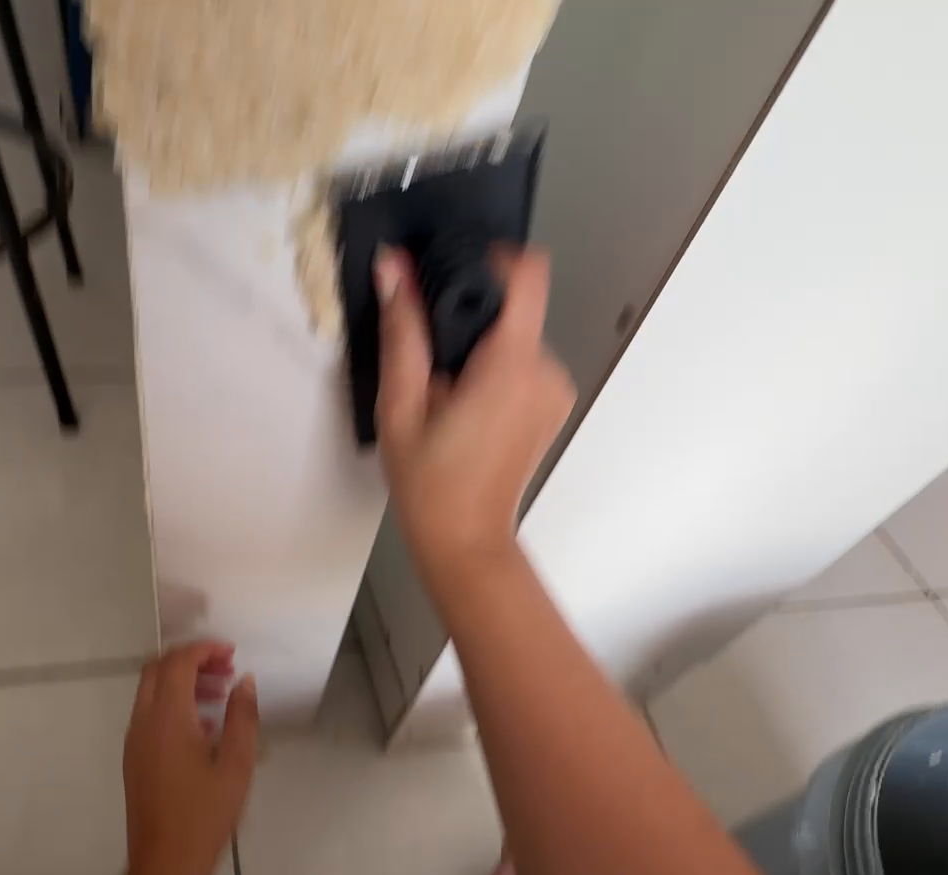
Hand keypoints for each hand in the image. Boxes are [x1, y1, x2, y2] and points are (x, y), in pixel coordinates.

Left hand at [121, 641, 259, 874]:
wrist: (165, 866)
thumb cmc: (205, 816)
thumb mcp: (236, 766)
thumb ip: (242, 717)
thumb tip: (245, 681)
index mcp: (167, 719)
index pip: (178, 663)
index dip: (204, 649)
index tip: (231, 653)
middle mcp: (143, 723)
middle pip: (157, 669)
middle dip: (190, 660)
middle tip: (225, 669)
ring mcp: (134, 741)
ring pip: (150, 691)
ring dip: (181, 681)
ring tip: (220, 693)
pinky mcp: (134, 758)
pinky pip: (149, 713)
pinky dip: (172, 703)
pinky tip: (204, 726)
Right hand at [375, 245, 574, 574]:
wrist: (465, 541)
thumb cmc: (430, 484)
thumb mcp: (400, 407)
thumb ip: (403, 333)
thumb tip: (393, 270)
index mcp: (510, 366)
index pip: (528, 274)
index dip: (492, 260)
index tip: (453, 276)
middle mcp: (545, 371)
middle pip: (512, 309)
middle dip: (468, 324)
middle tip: (431, 369)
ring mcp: (554, 391)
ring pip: (514, 338)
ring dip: (478, 352)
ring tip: (444, 398)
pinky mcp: (551, 407)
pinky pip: (522, 365)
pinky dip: (493, 373)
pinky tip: (464, 411)